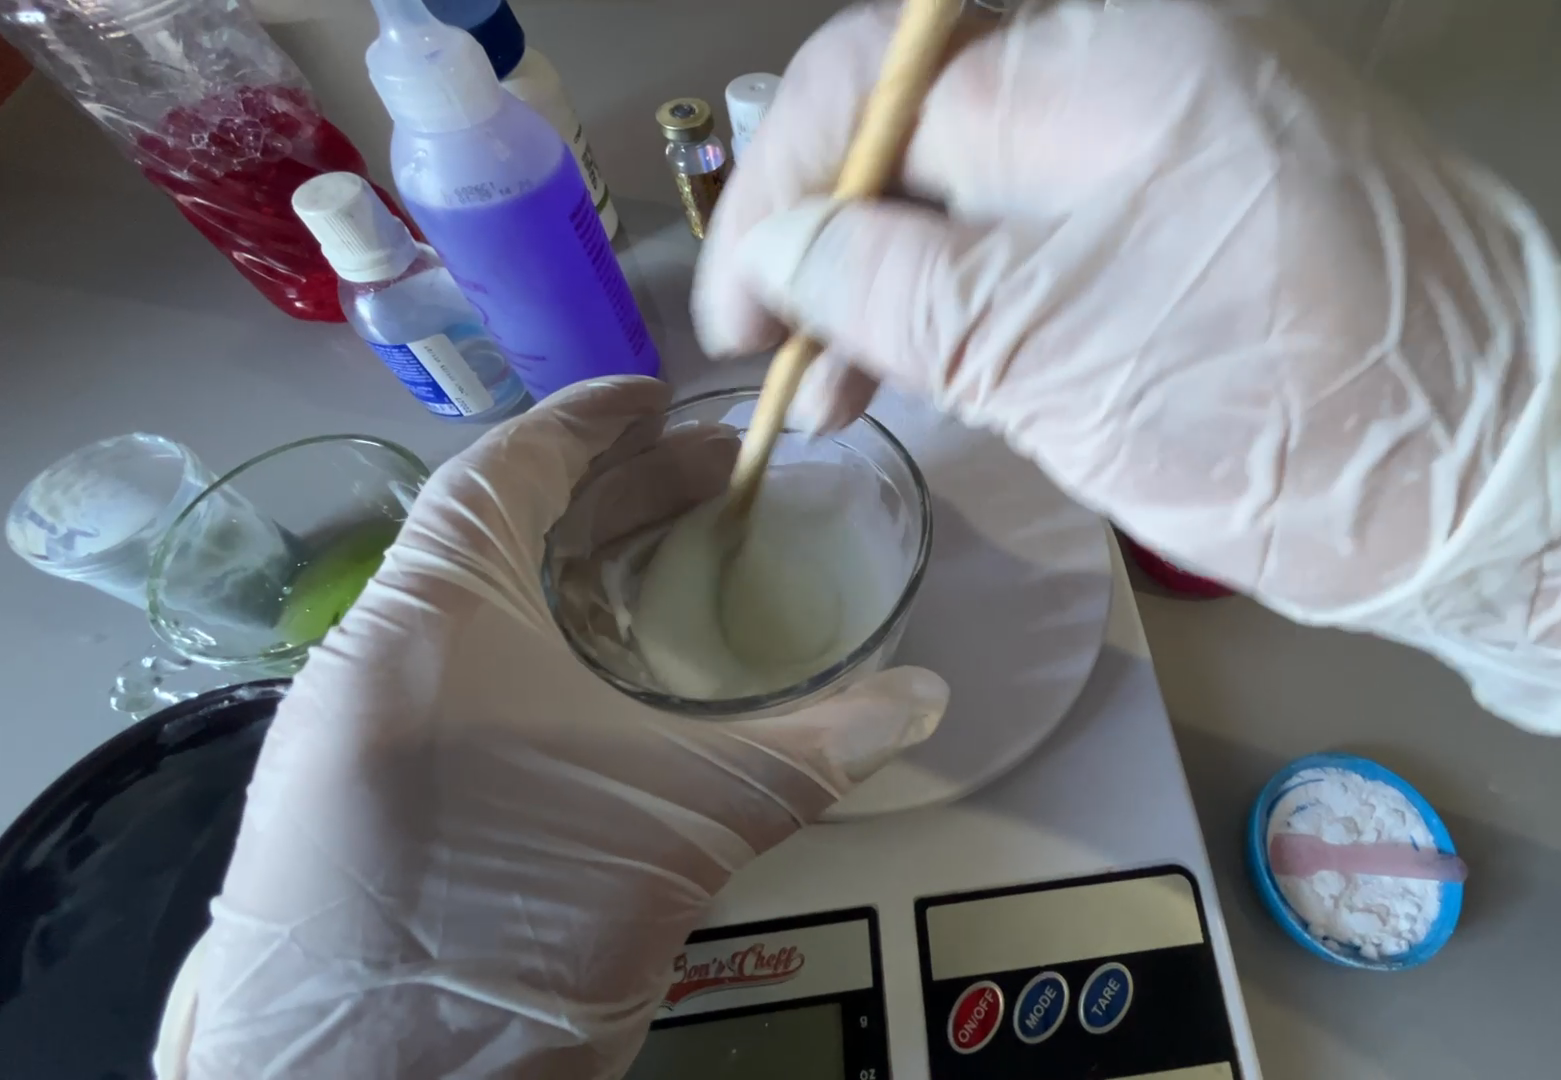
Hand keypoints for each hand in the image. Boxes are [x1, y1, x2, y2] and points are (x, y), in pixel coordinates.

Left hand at [154, 378, 947, 1078]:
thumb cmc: (518, 924)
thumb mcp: (690, 818)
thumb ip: (820, 748)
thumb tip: (928, 697)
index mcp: (435, 625)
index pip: (507, 472)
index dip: (586, 419)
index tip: (657, 394)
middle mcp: (389, 655)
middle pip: (514, 525)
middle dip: (619, 487)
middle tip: (712, 472)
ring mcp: (378, 720)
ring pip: (499, 595)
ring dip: (595, 559)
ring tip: (684, 544)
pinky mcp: (391, 780)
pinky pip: (485, 658)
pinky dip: (566, 627)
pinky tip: (628, 654)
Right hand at [695, 0, 1560, 740]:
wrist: (1483, 491)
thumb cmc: (1286, 426)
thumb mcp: (1064, 362)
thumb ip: (902, 292)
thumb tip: (779, 250)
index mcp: (1114, 71)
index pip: (883, 91)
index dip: (780, 196)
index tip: (737, 318)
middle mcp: (1134, 77)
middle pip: (919, 136)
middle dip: (830, 248)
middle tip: (782, 364)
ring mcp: (1160, 156)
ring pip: (970, 201)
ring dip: (891, 291)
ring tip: (842, 393)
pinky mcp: (1177, 232)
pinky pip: (1031, 248)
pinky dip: (964, 310)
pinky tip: (933, 372)